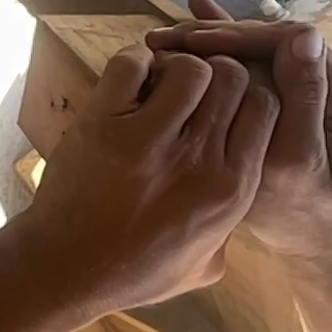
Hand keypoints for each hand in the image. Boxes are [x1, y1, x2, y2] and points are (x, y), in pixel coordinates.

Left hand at [11, 44, 277, 329]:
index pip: (265, 107)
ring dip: (175, 65)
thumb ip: (232, 222)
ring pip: (189, 67)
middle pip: (232, 78)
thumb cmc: (136, 270)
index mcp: (233, 187)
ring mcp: (149, 138)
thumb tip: (238, 187)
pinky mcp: (102, 122)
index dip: (246, 93)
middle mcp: (200, 159)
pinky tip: (129, 81)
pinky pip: (131, 64)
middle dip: (215, 71)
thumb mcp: (208, 262)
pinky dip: (134, 60)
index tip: (222, 99)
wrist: (66, 266)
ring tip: (157, 84)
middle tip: (187, 86)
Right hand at [144, 0, 331, 266]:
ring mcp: (302, 90)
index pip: (292, 42)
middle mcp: (327, 85)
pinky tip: (194, 8)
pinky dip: (219, 39)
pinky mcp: (279, 98)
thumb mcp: (299, 161)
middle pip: (268, 40)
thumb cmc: (300, 214)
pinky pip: (249, 60)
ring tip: (161, 37)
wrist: (303, 246)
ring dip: (208, 38)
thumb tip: (303, 33)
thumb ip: (303, 98)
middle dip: (214, 34)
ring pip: (254, 48)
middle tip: (163, 37)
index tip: (190, 42)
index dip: (239, 35)